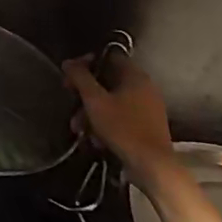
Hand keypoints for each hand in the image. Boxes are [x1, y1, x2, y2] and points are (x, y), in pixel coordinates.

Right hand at [63, 51, 179, 188]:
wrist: (152, 166)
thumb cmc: (122, 128)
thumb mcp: (95, 101)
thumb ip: (80, 78)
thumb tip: (68, 62)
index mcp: (135, 76)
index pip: (108, 56)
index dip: (87, 62)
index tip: (71, 76)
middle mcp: (144, 87)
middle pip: (108, 81)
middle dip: (85, 94)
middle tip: (71, 102)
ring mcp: (147, 108)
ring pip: (112, 101)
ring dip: (91, 112)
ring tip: (78, 128)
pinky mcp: (146, 126)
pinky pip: (120, 116)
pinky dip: (105, 124)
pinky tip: (94, 139)